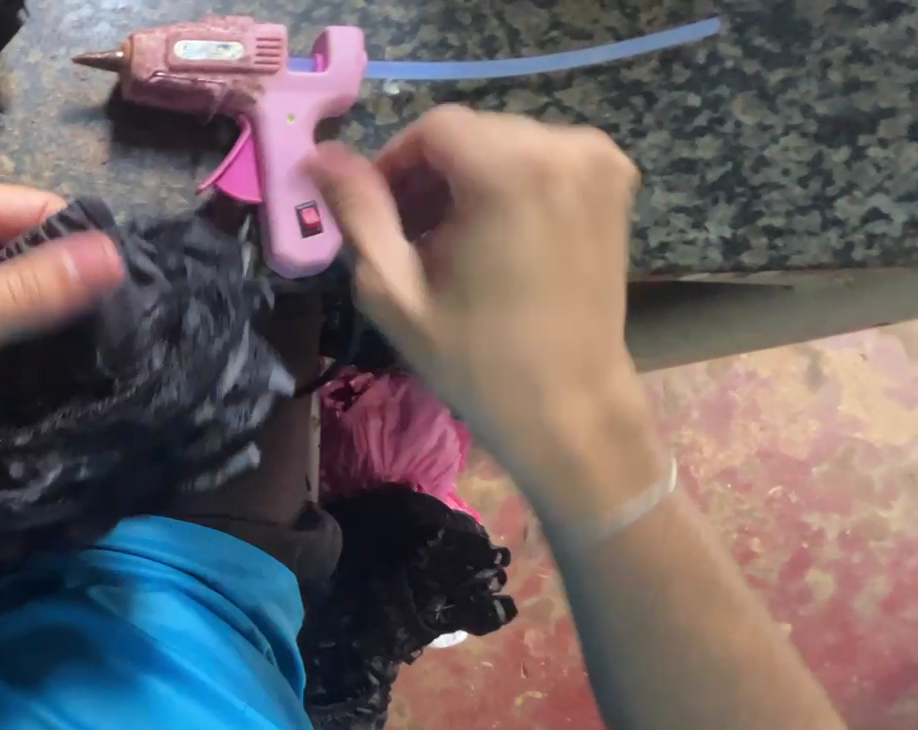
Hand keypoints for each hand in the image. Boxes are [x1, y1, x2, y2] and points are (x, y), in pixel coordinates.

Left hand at [0, 171, 125, 442]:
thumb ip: (24, 293)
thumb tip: (114, 259)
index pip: (40, 212)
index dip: (81, 255)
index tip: (123, 309)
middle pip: (24, 249)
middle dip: (58, 292)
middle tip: (109, 347)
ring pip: (4, 286)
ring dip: (32, 320)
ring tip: (83, 362)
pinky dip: (2, 338)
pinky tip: (33, 369)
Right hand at [307, 106, 665, 526]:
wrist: (563, 400)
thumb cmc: (468, 355)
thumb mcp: (392, 290)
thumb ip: (357, 214)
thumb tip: (319, 159)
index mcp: (511, 170)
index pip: (433, 128)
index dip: (389, 165)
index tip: (370, 218)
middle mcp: (567, 147)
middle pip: (469, 134)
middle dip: (423, 178)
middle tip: (398, 241)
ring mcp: (599, 162)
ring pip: (500, 147)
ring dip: (458, 186)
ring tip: (439, 249)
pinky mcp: (612, 183)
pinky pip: (535, 163)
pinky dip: (497, 191)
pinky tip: (481, 245)